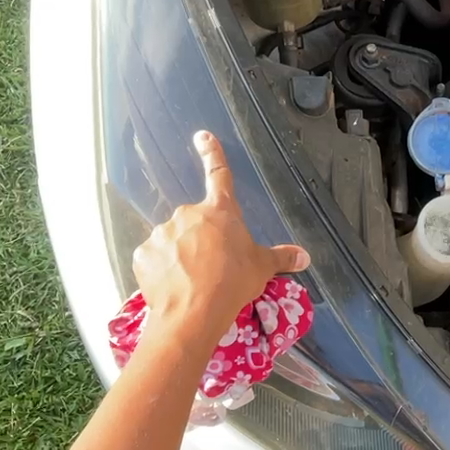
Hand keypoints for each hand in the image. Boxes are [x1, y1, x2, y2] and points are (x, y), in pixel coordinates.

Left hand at [130, 131, 308, 349]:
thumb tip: (305, 257)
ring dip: (181, 254)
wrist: (193, 313)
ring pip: (174, 240)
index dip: (212, 153)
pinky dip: (162, 269)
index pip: (218, 174)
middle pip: (197, 221)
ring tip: (192, 280)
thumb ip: (282, 257)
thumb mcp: (262, 268)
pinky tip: (172, 286)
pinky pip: (155, 259)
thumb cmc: (233, 281)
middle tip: (213, 264)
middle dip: (202, 238)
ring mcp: (162, 233)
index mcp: (220, 211)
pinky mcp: (143, 255)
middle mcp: (188, 214)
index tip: (203, 136)